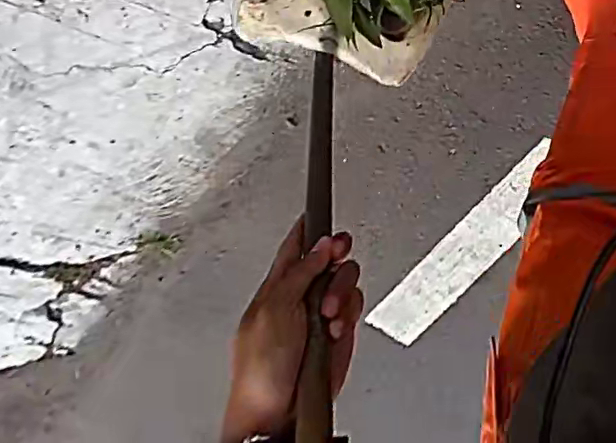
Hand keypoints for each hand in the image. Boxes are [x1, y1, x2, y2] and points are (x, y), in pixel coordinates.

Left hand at [221, 217, 362, 442]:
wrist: (278, 415)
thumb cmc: (259, 372)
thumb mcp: (273, 311)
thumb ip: (300, 273)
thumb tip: (320, 244)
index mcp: (277, 285)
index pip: (296, 243)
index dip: (309, 223)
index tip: (319, 200)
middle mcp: (301, 294)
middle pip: (330, 254)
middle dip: (337, 254)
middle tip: (338, 253)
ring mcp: (321, 311)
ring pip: (347, 276)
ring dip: (341, 291)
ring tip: (328, 312)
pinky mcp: (339, 328)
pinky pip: (356, 303)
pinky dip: (350, 311)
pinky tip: (336, 326)